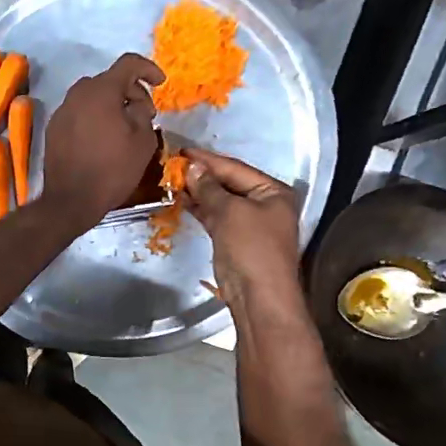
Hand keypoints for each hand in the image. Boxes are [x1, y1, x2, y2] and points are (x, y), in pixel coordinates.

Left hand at [39, 53, 164, 227]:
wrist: (71, 200)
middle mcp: (77, 94)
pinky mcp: (54, 129)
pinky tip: (103, 138)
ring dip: (111, 104)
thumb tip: (137, 104)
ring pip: (92, 97)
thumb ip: (143, 112)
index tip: (160, 83)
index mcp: (101, 91)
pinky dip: (94, 117)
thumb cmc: (113, 170)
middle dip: (130, 91)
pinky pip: (79, 113)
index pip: (128, 63)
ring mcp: (62, 111)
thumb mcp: (143, 140)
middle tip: (144, 114)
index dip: (148, 69)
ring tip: (124, 127)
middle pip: (109, 80)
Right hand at [183, 149, 303, 311]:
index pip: (236, 168)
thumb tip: (192, 168)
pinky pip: (216, 216)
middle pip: (229, 183)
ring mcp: (250, 222)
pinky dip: (200, 209)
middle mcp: (264, 203)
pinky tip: (182, 201)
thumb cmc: (251, 247)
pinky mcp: (236, 238)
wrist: (258, 294)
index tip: (182, 152)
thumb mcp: (229, 212)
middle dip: (202, 175)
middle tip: (173, 165)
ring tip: (173, 181)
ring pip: (220, 200)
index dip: (208, 160)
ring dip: (199, 192)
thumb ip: (209, 188)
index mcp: (273, 191)